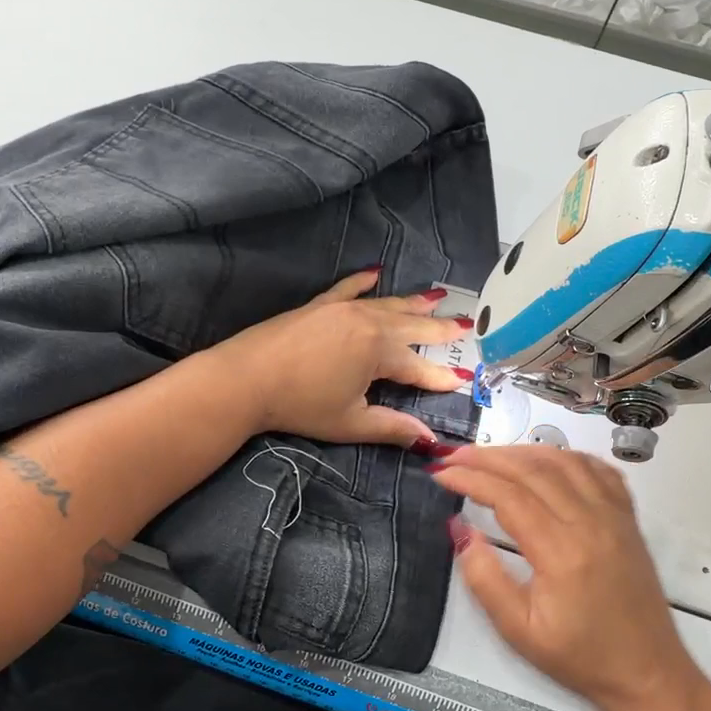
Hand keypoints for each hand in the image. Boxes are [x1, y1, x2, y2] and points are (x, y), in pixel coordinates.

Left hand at [203, 268, 470, 446]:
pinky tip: (375, 272)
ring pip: (386, 304)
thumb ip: (391, 427)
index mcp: (379, 352)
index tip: (464, 380)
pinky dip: (362, 281)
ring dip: (412, 303)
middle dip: (439, 329)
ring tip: (437, 298)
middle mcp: (367, 323)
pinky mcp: (318, 306)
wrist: (245, 378)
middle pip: (410, 325)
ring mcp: (341, 310)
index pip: (418, 367)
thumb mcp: (349, 423)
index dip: (440, 377)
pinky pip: (347, 288)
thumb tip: (429, 439)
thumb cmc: (299, 405)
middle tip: (465, 327)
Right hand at [431, 445, 704, 710]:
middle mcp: (591, 524)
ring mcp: (615, 518)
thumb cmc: (580, 656)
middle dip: (486, 457)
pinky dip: (566, 457)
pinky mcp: (628, 521)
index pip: (508, 495)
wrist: (649, 674)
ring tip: (488, 455)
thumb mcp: (518, 629)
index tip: (439, 474)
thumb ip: (484, 577)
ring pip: (565, 462)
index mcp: (562, 552)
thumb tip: (459, 529)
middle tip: (452, 457)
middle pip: (533, 469)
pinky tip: (543, 461)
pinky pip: (598, 471)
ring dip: (522, 451)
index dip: (470, 479)